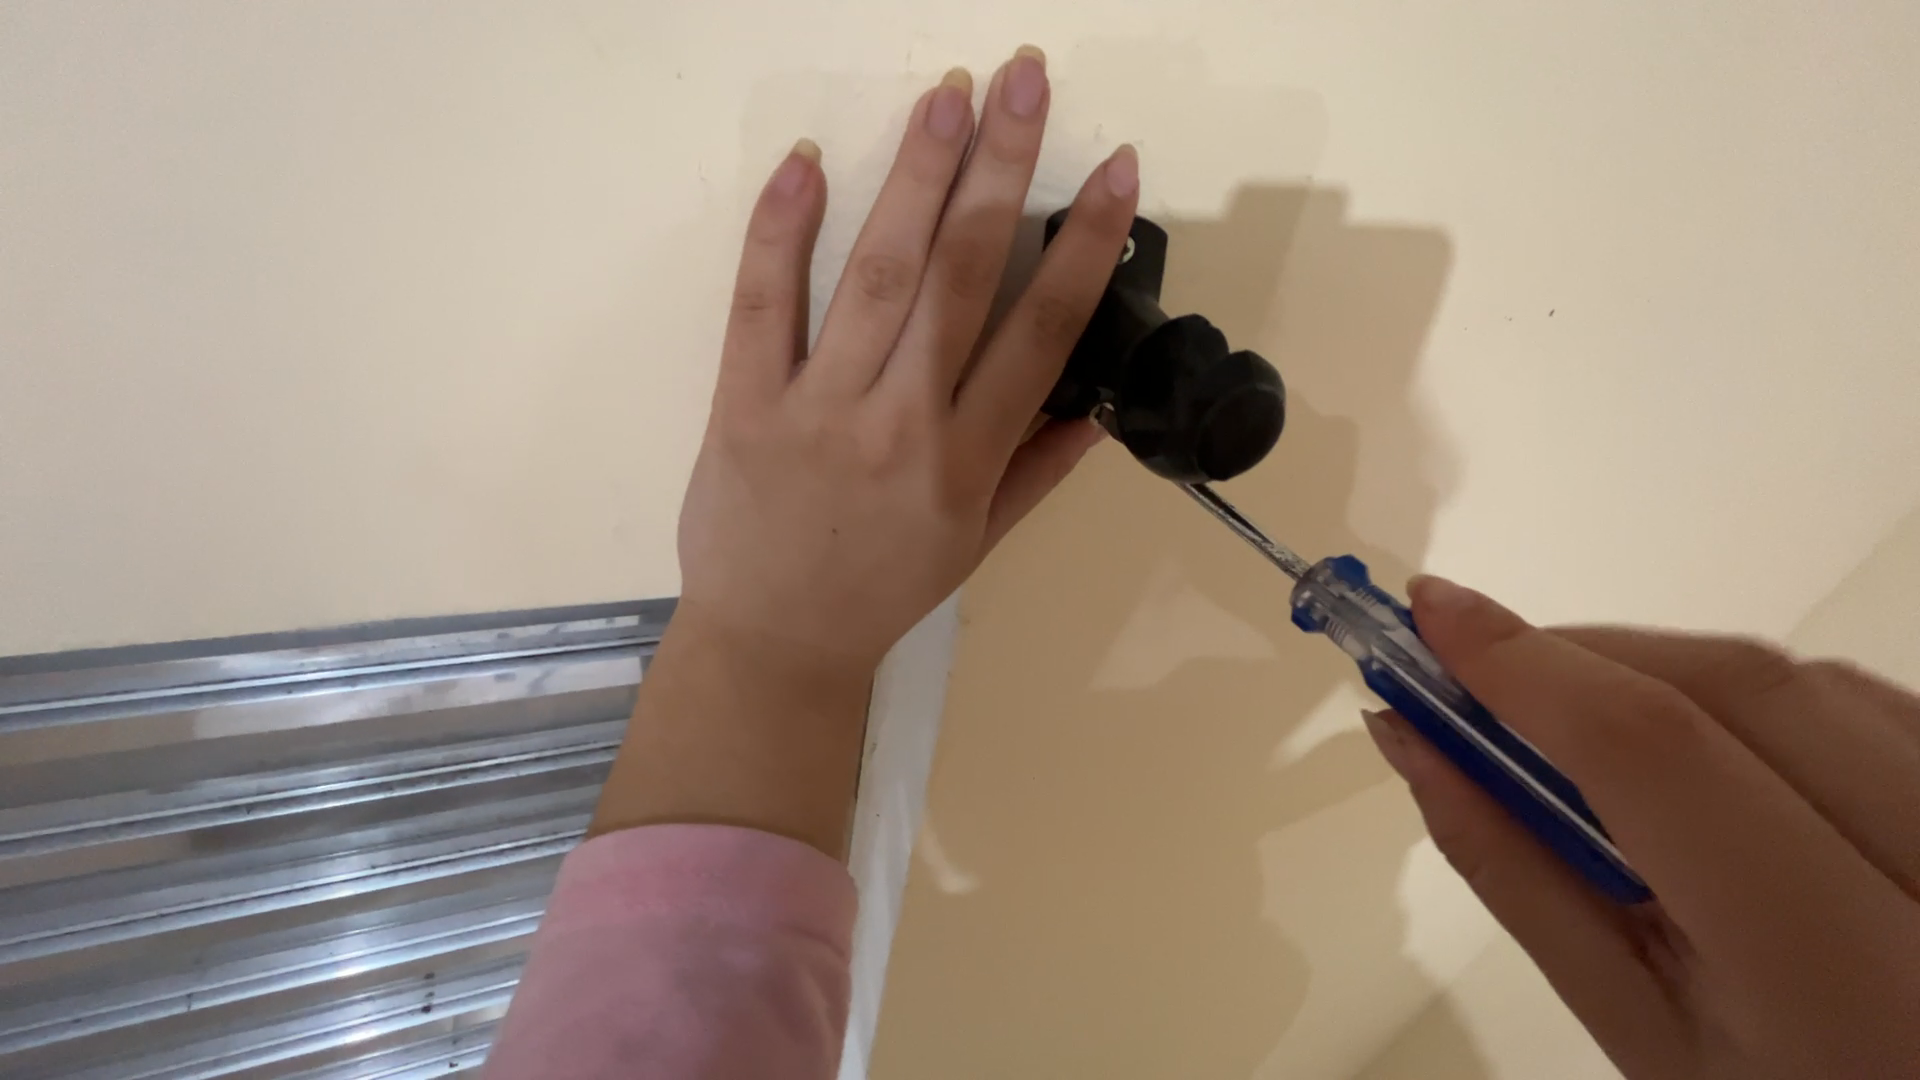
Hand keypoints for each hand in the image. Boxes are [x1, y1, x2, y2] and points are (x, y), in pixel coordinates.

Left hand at [676, 50, 1136, 678]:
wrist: (776, 640)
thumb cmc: (882, 592)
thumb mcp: (975, 545)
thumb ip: (1034, 472)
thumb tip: (1094, 408)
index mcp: (966, 461)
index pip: (1040, 335)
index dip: (1082, 248)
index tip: (1113, 173)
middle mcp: (901, 423)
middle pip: (960, 279)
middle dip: (999, 171)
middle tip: (1023, 78)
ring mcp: (818, 409)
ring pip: (876, 277)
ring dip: (914, 179)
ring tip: (948, 96)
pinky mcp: (744, 404)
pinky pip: (762, 306)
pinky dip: (780, 232)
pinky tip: (804, 164)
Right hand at [1366, 576, 1919, 1078]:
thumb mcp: (1624, 1019)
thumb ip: (1506, 864)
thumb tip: (1402, 730)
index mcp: (1844, 980)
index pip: (1653, 755)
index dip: (1522, 661)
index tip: (1427, 610)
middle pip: (1737, 686)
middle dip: (1574, 653)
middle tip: (1476, 667)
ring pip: (1805, 680)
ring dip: (1651, 668)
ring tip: (1576, 718)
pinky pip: (1863, 699)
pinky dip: (1740, 690)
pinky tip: (1696, 742)